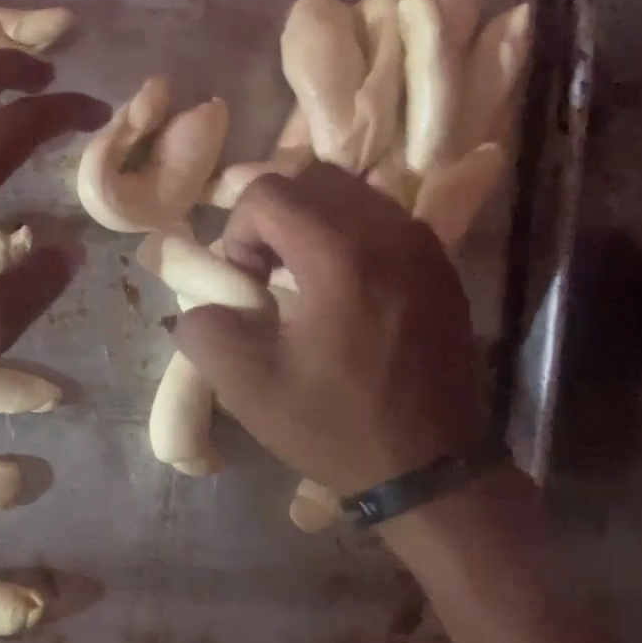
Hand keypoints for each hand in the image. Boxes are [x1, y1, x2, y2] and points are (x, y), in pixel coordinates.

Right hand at [175, 163, 488, 493]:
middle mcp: (391, 236)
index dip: (235, 235)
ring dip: (305, 227)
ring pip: (349, 195)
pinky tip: (331, 293)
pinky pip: (379, 220)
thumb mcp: (242, 385)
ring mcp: (424, 248)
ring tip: (294, 285)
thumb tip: (203, 304)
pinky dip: (341, 238)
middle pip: (310, 180)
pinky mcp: (438, 267)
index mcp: (340, 259)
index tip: (243, 287)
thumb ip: (203, 328)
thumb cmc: (329, 424)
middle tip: (262, 278)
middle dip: (269, 221)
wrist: (427, 463)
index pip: (268, 193)